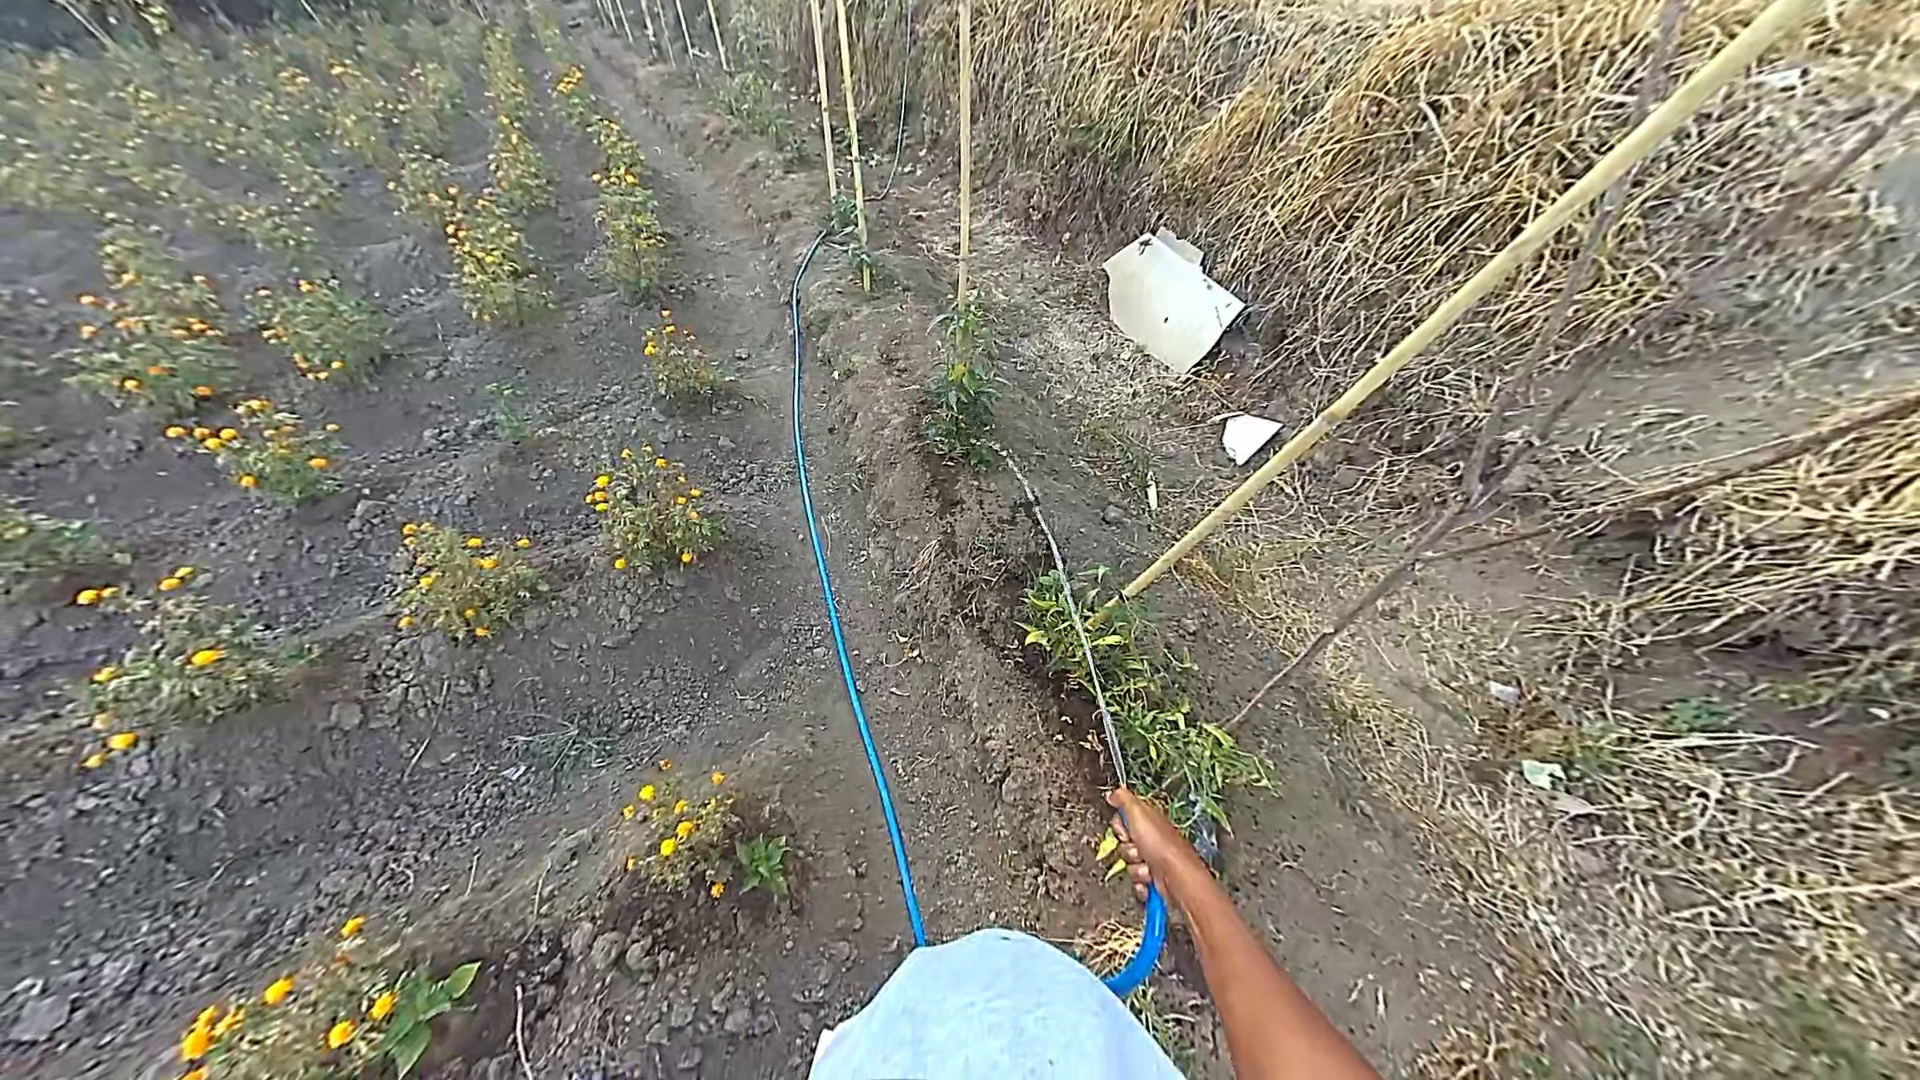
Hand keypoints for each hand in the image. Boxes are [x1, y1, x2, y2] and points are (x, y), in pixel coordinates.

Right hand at [1106, 787, 1207, 906]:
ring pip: (1128, 863)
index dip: (1120, 827)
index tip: (1126, 831)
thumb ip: (1123, 799)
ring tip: (1148, 867)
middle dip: (1127, 850)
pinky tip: (1149, 880)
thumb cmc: (1161, 845)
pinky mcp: (1154, 879)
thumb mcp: (1138, 813)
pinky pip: (1136, 882)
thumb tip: (1112, 792)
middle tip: (1138, 850)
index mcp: (1148, 820)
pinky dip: (1141, 884)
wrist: (1177, 878)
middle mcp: (1151, 839)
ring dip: (1135, 868)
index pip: (1122, 820)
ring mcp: (1153, 860)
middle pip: (1123, 843)